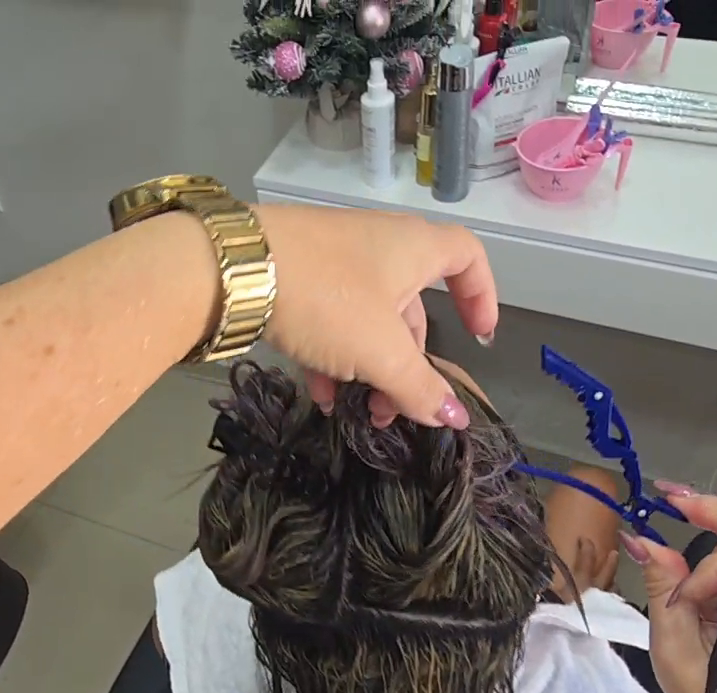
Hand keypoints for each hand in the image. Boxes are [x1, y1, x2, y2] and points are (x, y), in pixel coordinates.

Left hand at [256, 204, 498, 428]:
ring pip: (368, 323)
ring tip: (356, 412)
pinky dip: (333, 359)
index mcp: (414, 251)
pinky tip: (320, 396)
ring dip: (369, 372)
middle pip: (411, 311)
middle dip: (407, 367)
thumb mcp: (380, 352)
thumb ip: (419, 388)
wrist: (234, 270)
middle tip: (391, 410)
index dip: (481, 295)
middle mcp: (380, 249)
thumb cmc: (326, 299)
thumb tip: (456, 419)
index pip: (467, 258)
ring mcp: (336, 263)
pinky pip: (330, 323)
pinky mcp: (299, 278)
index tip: (479, 337)